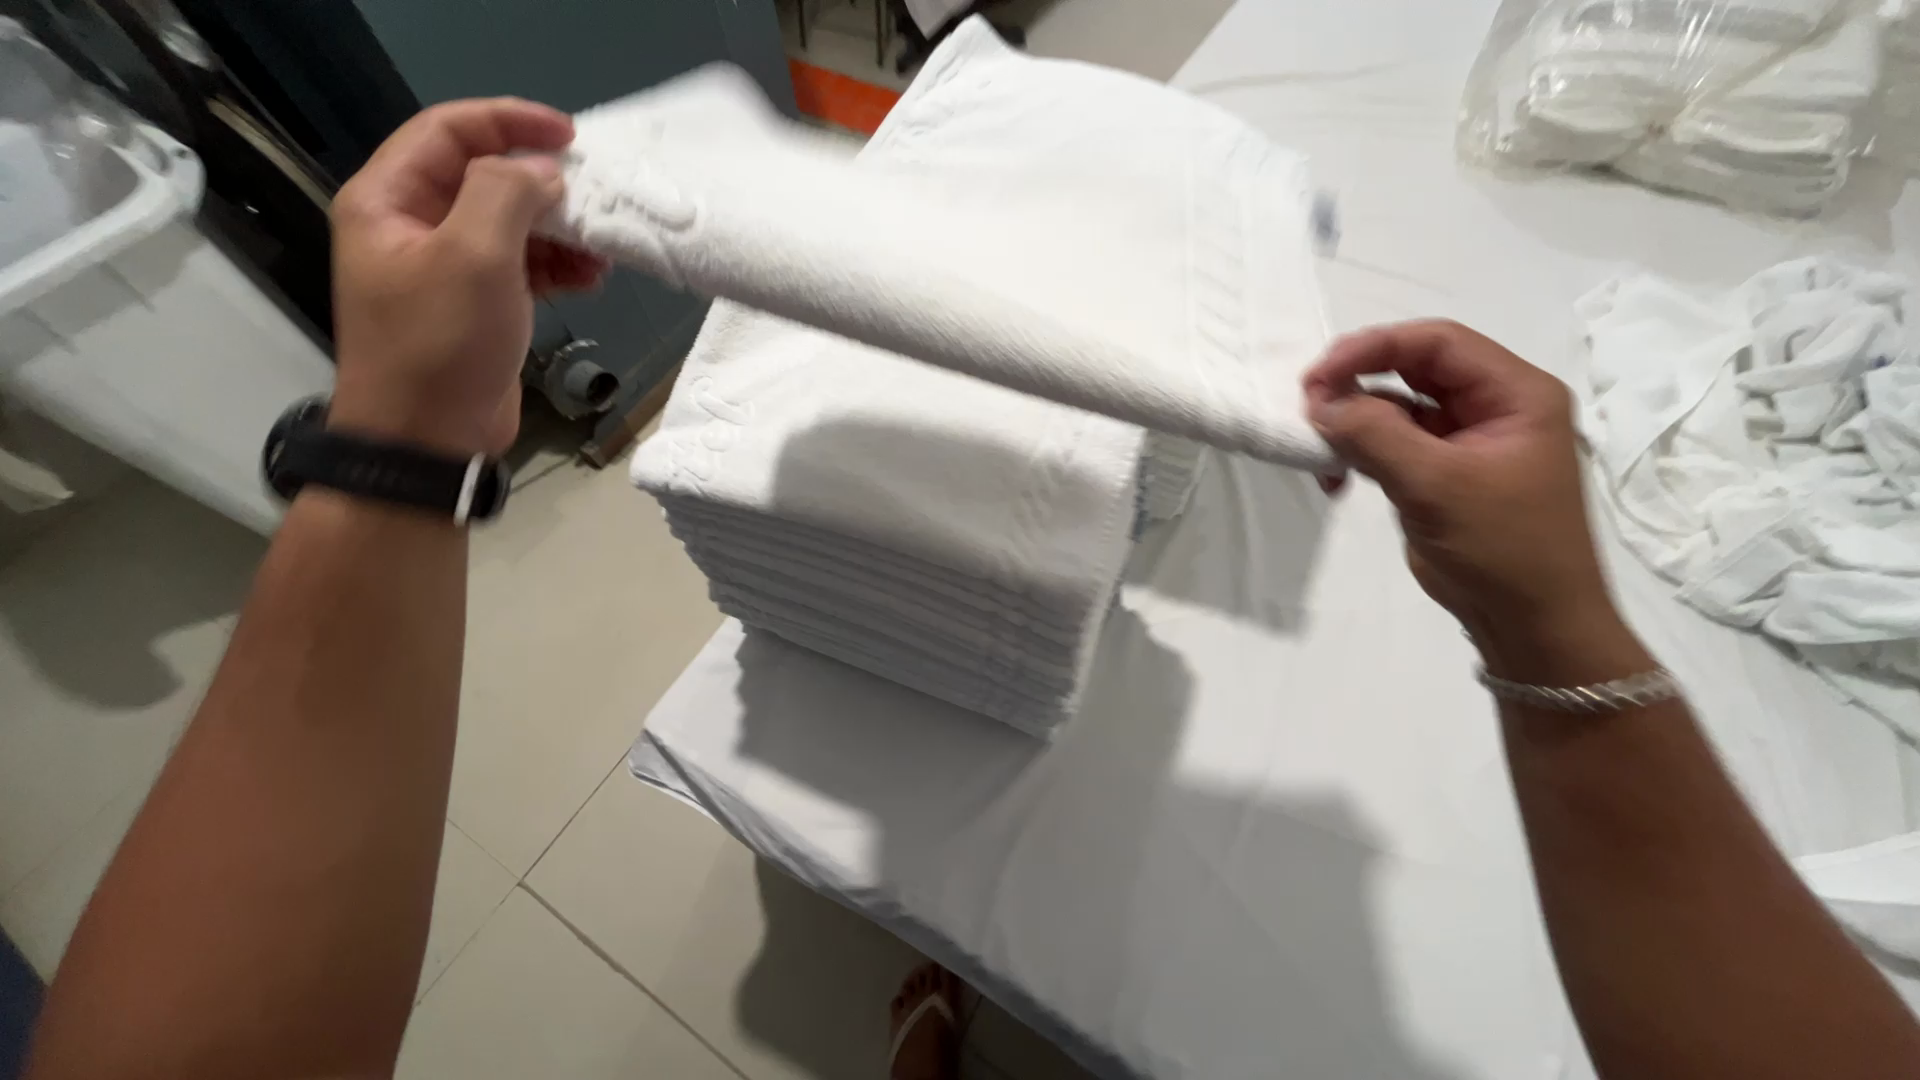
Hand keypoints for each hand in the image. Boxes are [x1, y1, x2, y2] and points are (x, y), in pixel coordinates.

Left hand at [328, 98, 608, 456]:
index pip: (448, 132)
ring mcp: (447, 268)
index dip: (509, 122)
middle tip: (594, 200)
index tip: (569, 134)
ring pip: (511, 226)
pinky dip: (557, 267)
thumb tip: (542, 172)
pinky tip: (589, 279)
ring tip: (601, 251)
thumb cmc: (441, 344)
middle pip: (484, 179)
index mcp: (389, 200)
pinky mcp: (478, 306)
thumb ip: (505, 195)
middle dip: (543, 186)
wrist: (429, 437)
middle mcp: (413, 226)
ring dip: (559, 232)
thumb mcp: (473, 257)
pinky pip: (522, 268)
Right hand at [1302, 321, 1623, 656]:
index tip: (1319, 375)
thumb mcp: (1435, 485)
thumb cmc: (1501, 547)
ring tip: (1318, 448)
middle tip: (1308, 404)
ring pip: (1396, 408)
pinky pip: (1391, 444)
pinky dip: (1358, 453)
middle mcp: (1492, 407)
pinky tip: (1334, 479)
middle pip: (1414, 369)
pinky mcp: (1439, 473)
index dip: (1374, 347)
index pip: (1438, 343)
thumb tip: (1320, 402)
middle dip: (1357, 382)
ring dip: (1352, 423)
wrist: (1530, 621)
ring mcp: (1464, 441)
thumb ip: (1376, 435)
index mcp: (1515, 394)